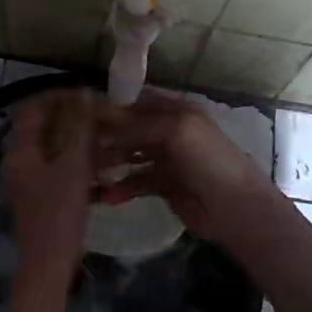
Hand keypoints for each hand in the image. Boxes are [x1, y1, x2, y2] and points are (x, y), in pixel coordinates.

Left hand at [2, 89, 98, 276]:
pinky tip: (102, 170)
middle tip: (101, 116)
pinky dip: (76, 165)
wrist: (49, 266)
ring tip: (106, 140)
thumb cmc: (59, 213)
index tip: (86, 94)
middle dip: (71, 120)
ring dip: (77, 143)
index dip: (57, 97)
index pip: (32, 110)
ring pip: (53, 151)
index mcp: (20, 152)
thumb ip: (79, 128)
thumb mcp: (73, 166)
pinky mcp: (41, 199)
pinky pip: (58, 171)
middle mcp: (19, 163)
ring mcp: (28, 182)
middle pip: (43, 130)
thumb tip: (83, 93)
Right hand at [94, 92, 278, 242]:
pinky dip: (121, 188)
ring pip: (129, 156)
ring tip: (86, 175)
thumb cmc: (207, 161)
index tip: (80, 116)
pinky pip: (135, 182)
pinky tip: (106, 197)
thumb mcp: (173, 132)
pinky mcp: (163, 185)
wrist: (235, 208)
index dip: (111, 108)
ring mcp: (166, 159)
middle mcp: (169, 131)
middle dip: (105, 138)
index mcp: (176, 111)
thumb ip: (135, 124)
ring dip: (109, 164)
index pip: (136, 102)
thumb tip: (98, 113)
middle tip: (76, 148)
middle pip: (129, 130)